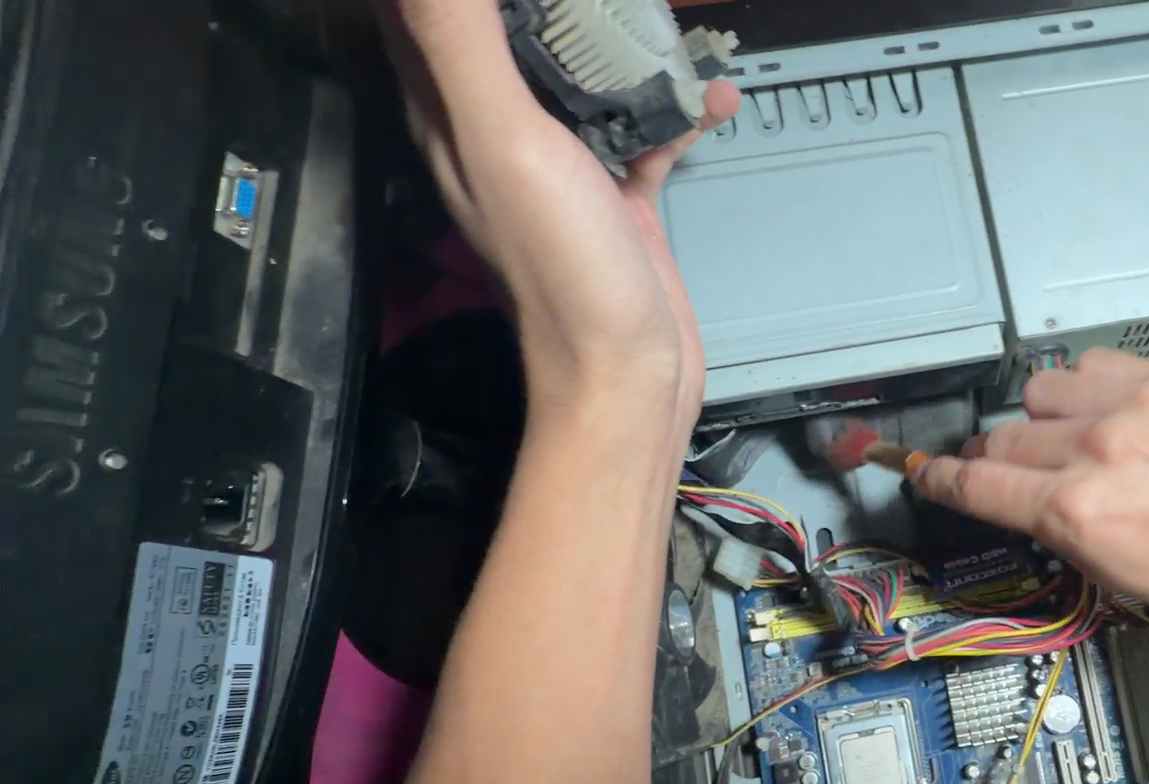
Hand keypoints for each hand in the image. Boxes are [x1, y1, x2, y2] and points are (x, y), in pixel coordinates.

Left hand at [381, 0, 740, 426]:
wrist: (631, 371)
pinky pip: (646, 136)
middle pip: (511, 34)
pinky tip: (715, 93)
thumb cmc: (565, 269)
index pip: (423, 12)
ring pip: (583, 78)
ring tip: (659, 13)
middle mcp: (504, 133)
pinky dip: (678, 112)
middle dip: (549, 0)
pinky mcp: (621, 200)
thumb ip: (463, 40)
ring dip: (617, 40)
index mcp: (454, 114)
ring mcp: (568, 169)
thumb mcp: (506, 143)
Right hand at [914, 350, 1148, 644]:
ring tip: (1067, 440)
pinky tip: (1105, 411)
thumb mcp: (1116, 575)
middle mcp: (1096, 448)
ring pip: (1040, 391)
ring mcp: (1132, 404)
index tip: (926, 473)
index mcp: (1078, 512)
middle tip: (1007, 472)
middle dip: (993, 460)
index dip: (941, 481)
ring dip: (1039, 419)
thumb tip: (1024, 498)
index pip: (977, 485)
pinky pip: (1092, 365)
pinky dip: (1084, 388)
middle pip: (1002, 438)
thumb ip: (1058, 526)